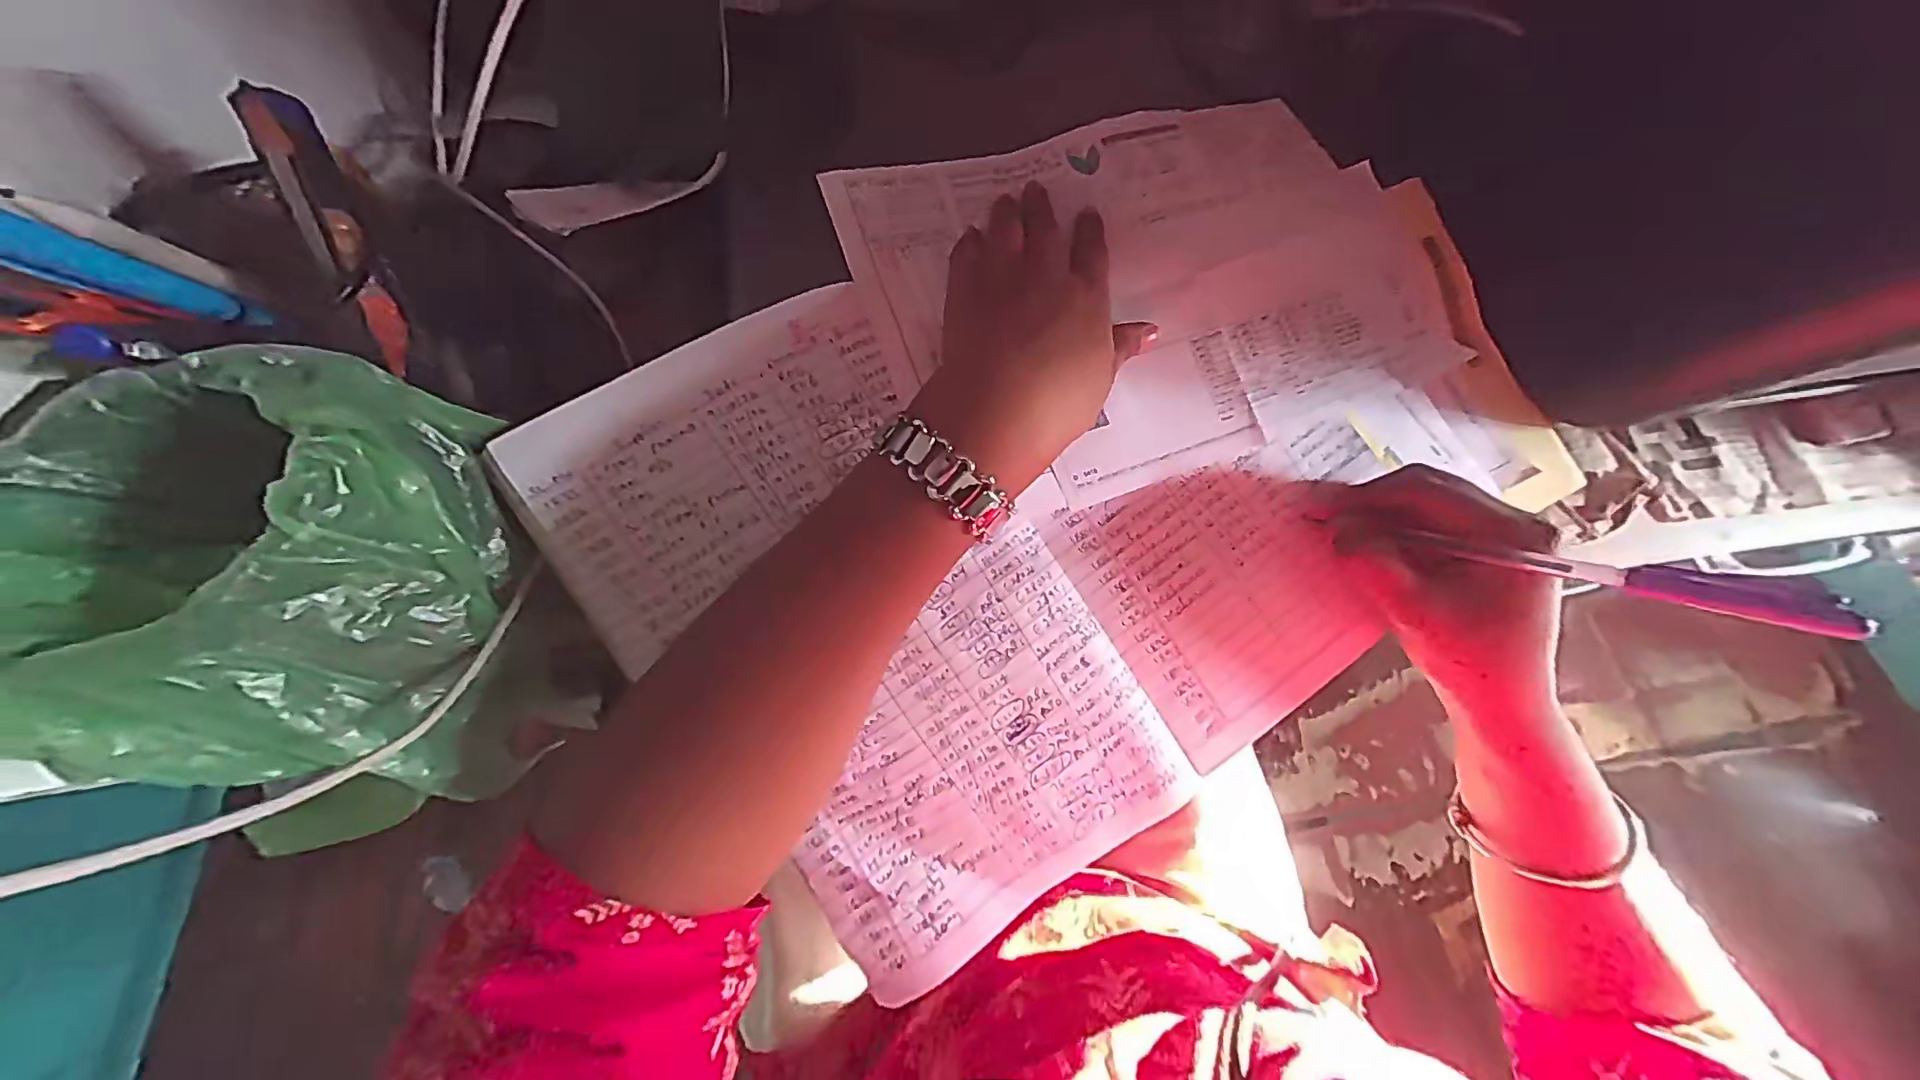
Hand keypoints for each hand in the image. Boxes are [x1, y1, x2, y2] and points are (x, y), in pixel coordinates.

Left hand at [911, 182, 1156, 490]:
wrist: (995, 412)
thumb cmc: (1056, 404)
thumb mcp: (1099, 380)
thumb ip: (1119, 348)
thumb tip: (1149, 330)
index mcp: (1086, 297)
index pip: (1091, 252)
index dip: (1089, 230)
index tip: (1086, 215)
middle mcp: (1045, 277)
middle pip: (1045, 230)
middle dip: (1042, 207)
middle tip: (1036, 191)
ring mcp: (1001, 280)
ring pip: (1005, 231)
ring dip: (1006, 213)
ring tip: (1006, 202)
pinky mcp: (963, 292)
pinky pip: (966, 255)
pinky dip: (970, 243)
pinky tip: (971, 238)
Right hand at [1313, 465, 1563, 709]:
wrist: (1501, 701)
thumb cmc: (1475, 664)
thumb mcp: (1416, 614)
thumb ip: (1376, 568)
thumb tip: (1339, 532)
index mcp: (1511, 533)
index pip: (1425, 492)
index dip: (1366, 497)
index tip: (1324, 507)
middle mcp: (1511, 524)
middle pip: (1424, 491)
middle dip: (1368, 503)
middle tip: (1323, 514)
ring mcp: (1497, 535)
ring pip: (1421, 506)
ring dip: (1375, 516)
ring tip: (1336, 528)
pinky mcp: (1478, 549)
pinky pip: (1425, 525)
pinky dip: (1388, 531)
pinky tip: (1361, 543)